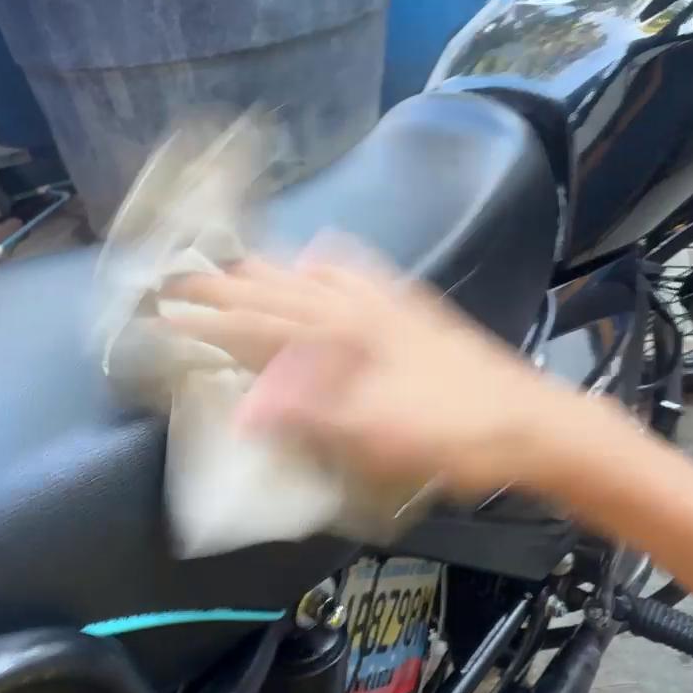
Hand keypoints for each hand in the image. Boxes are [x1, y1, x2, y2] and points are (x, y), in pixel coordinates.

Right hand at [162, 249, 608, 498]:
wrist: (527, 421)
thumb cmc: (450, 434)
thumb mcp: (375, 438)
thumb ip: (306, 415)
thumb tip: (241, 409)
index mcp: (341, 340)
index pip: (258, 324)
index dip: (209, 318)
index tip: (165, 309)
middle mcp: (357, 311)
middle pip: (277, 291)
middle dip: (223, 286)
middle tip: (180, 278)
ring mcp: (385, 304)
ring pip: (311, 276)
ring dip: (267, 269)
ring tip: (233, 263)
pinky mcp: (408, 308)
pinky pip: (358, 271)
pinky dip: (328, 261)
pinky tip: (318, 255)